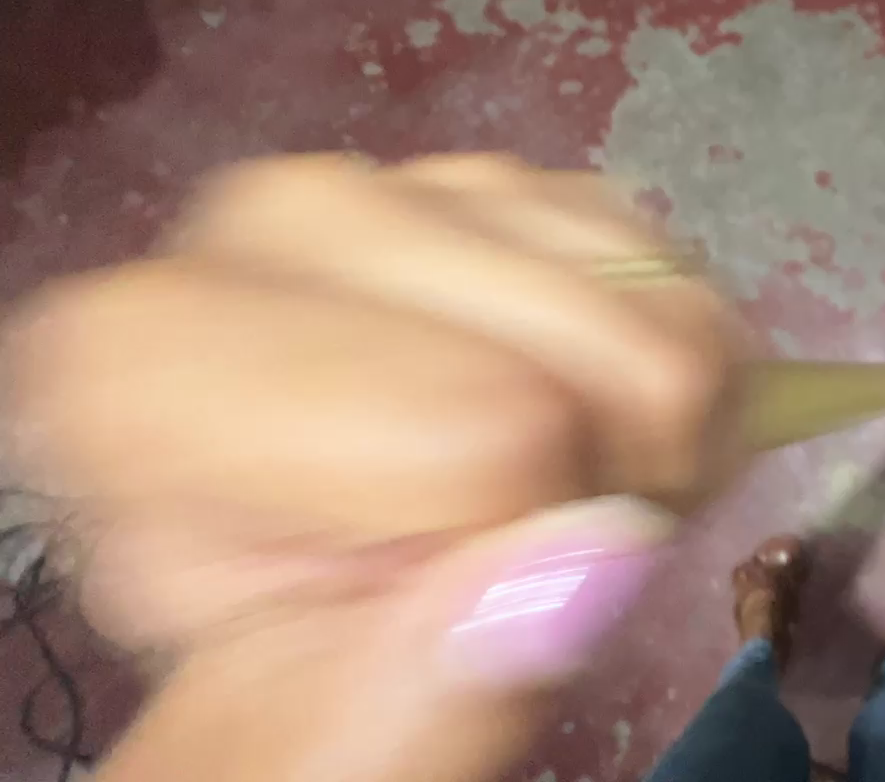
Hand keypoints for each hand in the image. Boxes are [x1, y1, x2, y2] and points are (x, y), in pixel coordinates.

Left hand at [3, 153, 749, 781]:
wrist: (370, 543)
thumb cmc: (326, 645)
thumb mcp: (331, 736)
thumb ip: (430, 692)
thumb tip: (595, 552)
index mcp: (164, 354)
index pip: (480, 431)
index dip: (527, 530)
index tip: (484, 577)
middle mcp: (297, 221)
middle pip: (591, 361)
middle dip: (626, 471)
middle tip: (564, 530)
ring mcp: (443, 181)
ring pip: (665, 304)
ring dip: (673, 421)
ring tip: (595, 469)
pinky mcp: (547, 184)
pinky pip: (689, 273)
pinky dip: (697, 361)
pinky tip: (621, 403)